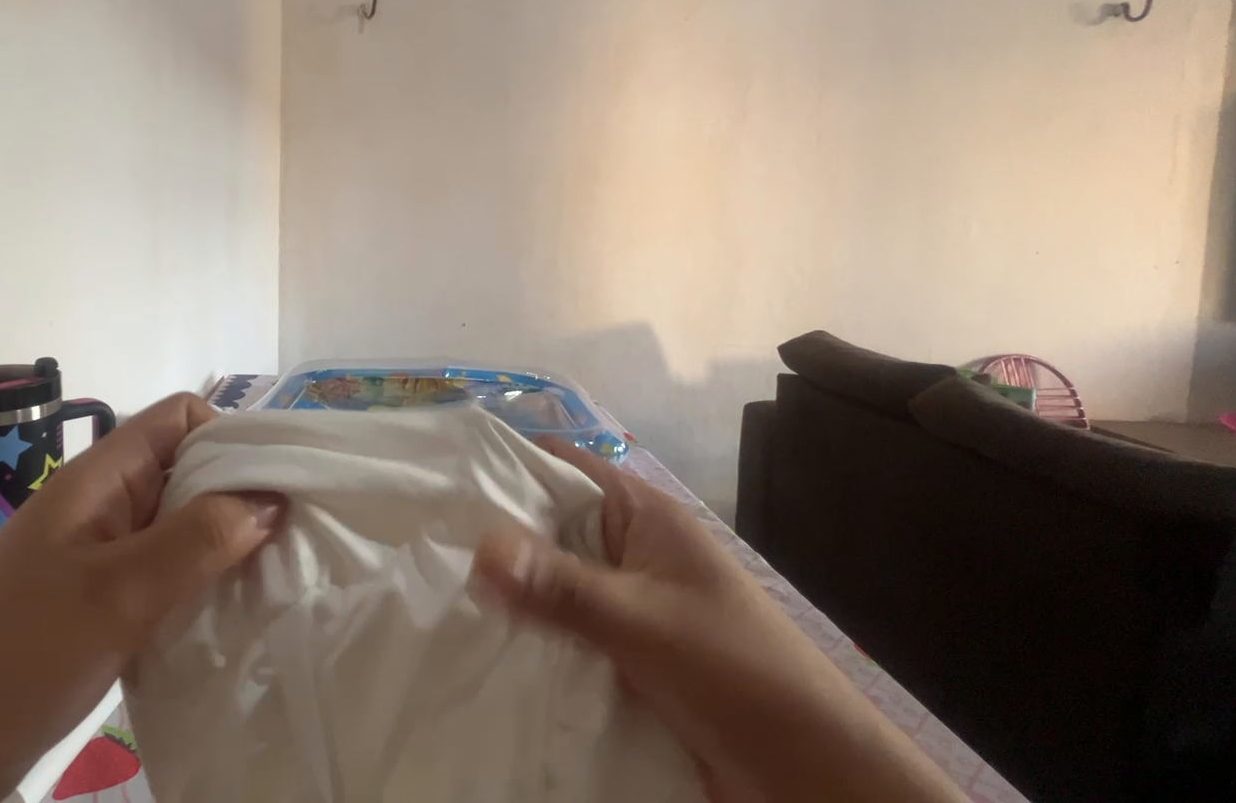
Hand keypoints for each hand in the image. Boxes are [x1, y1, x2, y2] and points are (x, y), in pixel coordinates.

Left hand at [0, 393, 283, 802]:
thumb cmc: (16, 657)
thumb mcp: (117, 593)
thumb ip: (197, 539)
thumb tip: (272, 498)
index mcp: (98, 478)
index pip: (179, 417)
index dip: (231, 436)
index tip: (277, 485)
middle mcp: (100, 504)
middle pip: (185, 468)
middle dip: (239, 493)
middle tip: (291, 537)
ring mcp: (95, 554)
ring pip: (177, 524)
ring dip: (222, 543)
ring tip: (271, 577)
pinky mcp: (94, 602)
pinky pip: (161, 571)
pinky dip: (196, 582)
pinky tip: (225, 614)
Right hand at [472, 439, 965, 802]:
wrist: (813, 773)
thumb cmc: (734, 671)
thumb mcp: (642, 622)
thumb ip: (560, 587)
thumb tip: (476, 547)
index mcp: (642, 515)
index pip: (563, 466)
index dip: (506, 464)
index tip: (441, 478)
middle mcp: (630, 550)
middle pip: (550, 526)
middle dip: (495, 535)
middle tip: (422, 542)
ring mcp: (628, 603)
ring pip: (554, 583)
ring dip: (511, 592)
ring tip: (437, 591)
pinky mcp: (625, 653)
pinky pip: (565, 631)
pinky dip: (532, 635)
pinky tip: (484, 643)